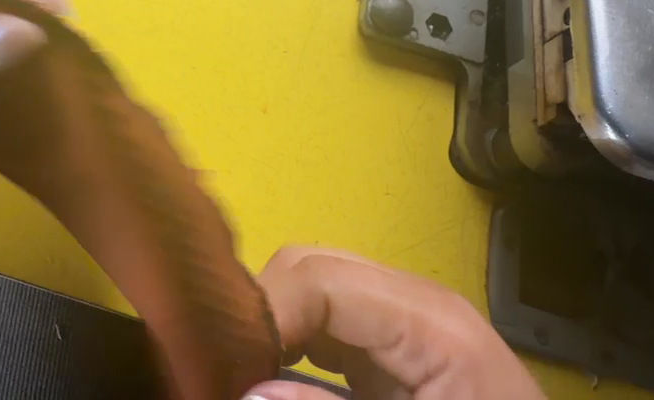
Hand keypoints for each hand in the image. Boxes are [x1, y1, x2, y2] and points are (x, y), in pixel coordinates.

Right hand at [246, 247, 543, 399]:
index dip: (264, 312)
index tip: (225, 365)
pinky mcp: (398, 346)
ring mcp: (406, 318)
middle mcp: (413, 299)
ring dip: (274, 324)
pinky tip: (280, 376)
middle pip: (310, 267)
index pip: (319, 278)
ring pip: (313, 286)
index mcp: (428, 319)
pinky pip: (330, 321)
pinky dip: (295, 340)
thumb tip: (250, 391)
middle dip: (262, 311)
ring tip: (244, 371)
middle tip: (229, 371)